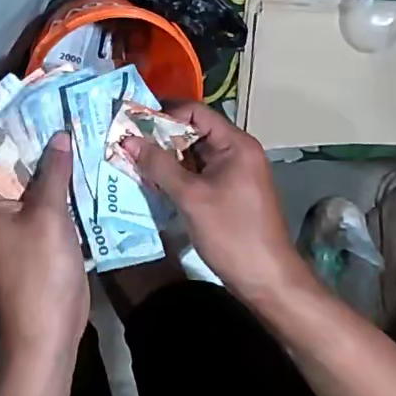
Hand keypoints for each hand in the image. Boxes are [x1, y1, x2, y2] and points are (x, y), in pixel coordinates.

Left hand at [0, 132, 89, 366]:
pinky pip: (54, 210)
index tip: (51, 108)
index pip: (4, 157)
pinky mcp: (42, 243)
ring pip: (42, 191)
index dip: (27, 133)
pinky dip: (69, 195)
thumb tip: (60, 134)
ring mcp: (21, 230)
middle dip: (49, 150)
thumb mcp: (47, 215)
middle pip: (25, 172)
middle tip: (76, 118)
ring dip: (62, 172)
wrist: (48, 334)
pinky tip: (92, 174)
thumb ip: (53, 172)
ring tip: (88, 137)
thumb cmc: (40, 271)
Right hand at [122, 102, 310, 302]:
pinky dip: (176, 174)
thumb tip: (128, 139)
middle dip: (160, 137)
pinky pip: (197, 173)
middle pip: (193, 132)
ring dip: (166, 157)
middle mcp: (237, 152)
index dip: (164, 114)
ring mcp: (234, 173)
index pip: (195, 113)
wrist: (267, 281)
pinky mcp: (228, 192)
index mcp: (236, 144)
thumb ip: (158, 165)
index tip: (133, 123)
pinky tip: (153, 181)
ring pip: (193, 154)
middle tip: (127, 142)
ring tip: (133, 160)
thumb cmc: (232, 233)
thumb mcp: (190, 197)